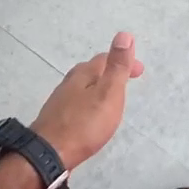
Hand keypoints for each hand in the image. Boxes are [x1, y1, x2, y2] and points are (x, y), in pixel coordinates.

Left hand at [29, 32, 143, 169]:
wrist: (49, 154)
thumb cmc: (84, 124)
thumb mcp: (108, 93)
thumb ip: (117, 66)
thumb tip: (124, 34)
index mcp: (83, 74)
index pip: (105, 59)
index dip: (123, 61)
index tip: (139, 71)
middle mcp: (69, 82)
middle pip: (92, 70)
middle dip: (111, 72)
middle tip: (127, 81)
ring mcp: (60, 100)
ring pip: (83, 86)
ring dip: (99, 86)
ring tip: (112, 97)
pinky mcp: (56, 118)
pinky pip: (77, 102)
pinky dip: (89, 101)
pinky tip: (91, 115)